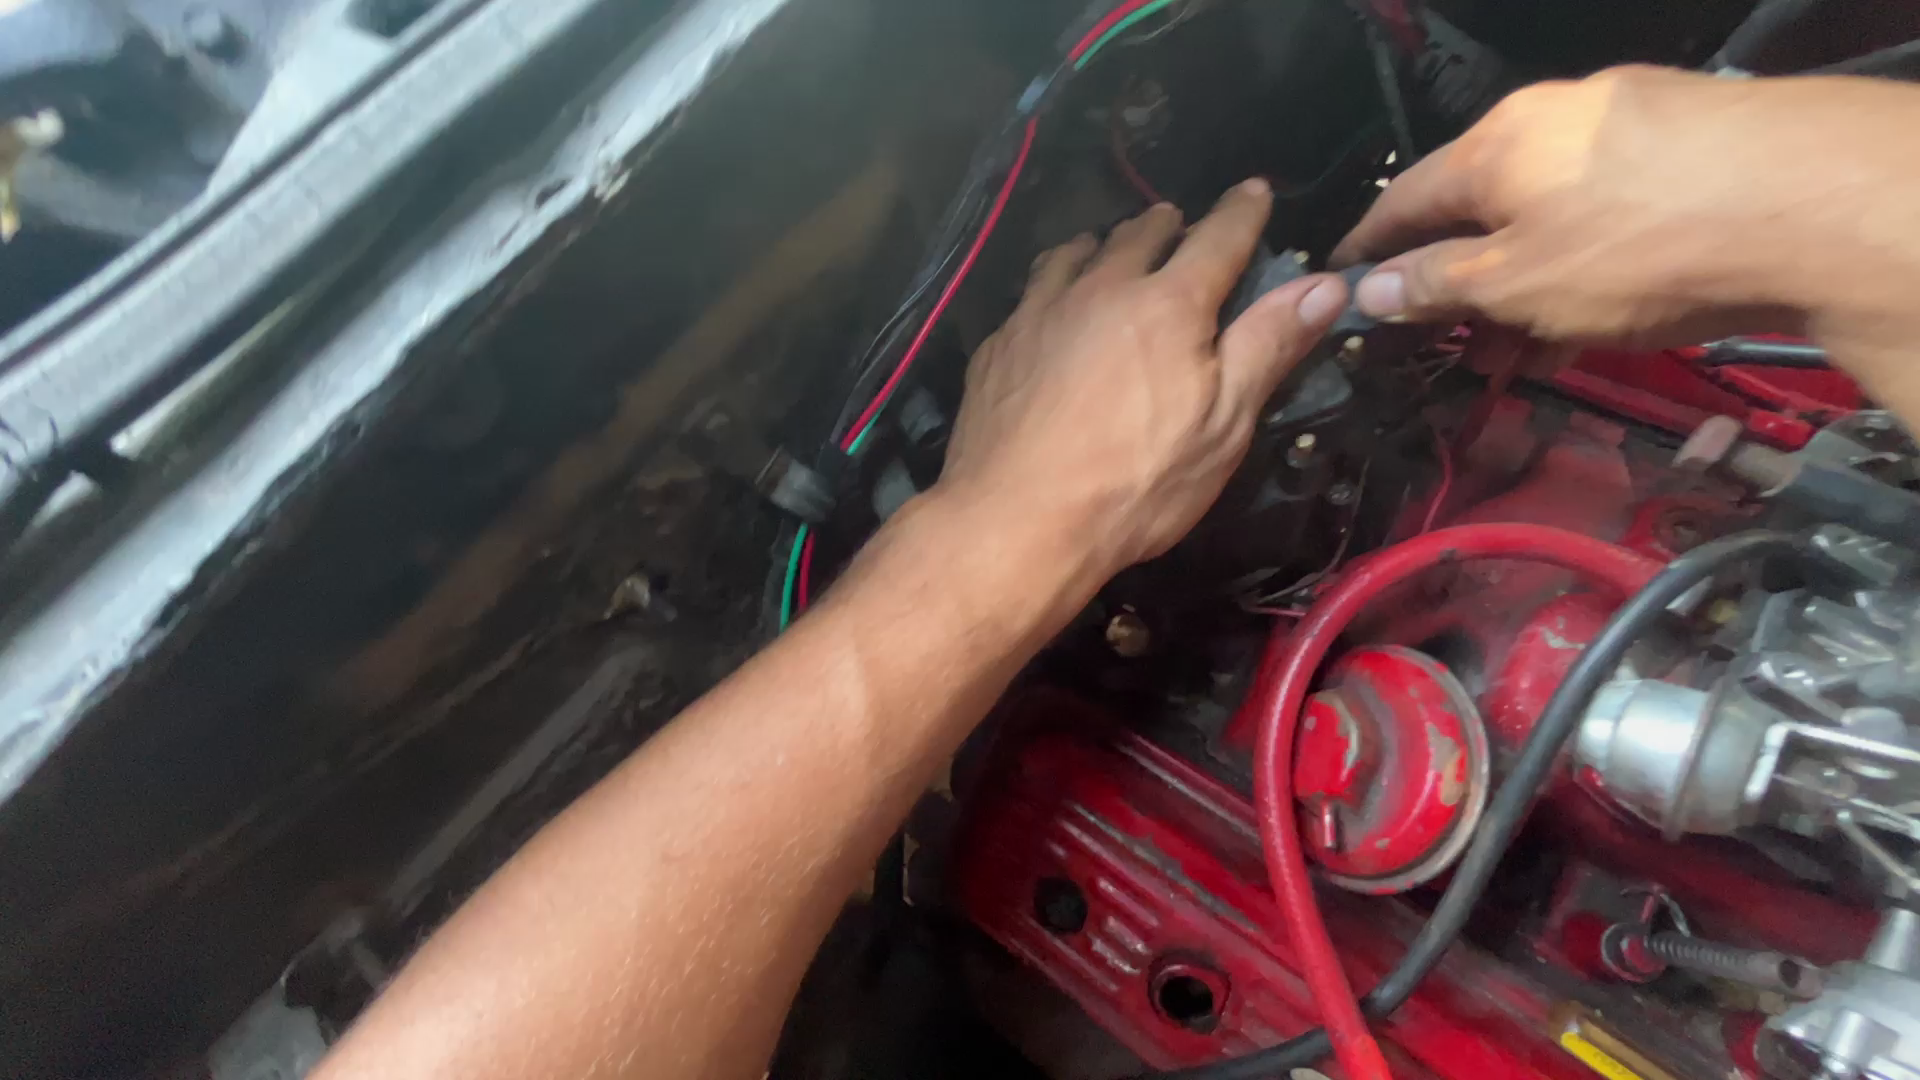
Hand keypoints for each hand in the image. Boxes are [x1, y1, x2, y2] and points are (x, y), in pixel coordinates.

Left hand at [933, 180, 1347, 590]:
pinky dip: (1051, 287)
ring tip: (1107, 250)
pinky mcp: (997, 347)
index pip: (1219, 236)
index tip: (1254, 192)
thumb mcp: (1221, 424)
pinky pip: (1029, 296)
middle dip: (1167, 224)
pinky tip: (1048, 310)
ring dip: (1101, 246)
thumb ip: (1268, 346)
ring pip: (1073, 254)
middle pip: (1139, 235)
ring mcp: (1038, 315)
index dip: (1243, 211)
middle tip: (1177, 226)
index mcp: (1168, 305)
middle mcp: (1099, 291)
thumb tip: (1326, 282)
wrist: (1017, 521)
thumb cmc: (1134, 484)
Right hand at [1332, 66, 1919, 398]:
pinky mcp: (1696, 139)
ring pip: (1539, 215)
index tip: (1338, 287)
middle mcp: (1557, 116)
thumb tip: (1368, 289)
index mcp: (1498, 143)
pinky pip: (1599, 209)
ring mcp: (1633, 120)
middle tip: (1435, 337)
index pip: (1399, 199)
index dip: (1362, 250)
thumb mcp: (1511, 284)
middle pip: (1472, 208)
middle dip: (1448, 279)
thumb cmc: (1641, 250)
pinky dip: (1572, 264)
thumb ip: (1430, 284)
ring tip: (1514, 349)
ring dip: (1512, 284)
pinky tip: (1581, 318)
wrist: (1848, 207)